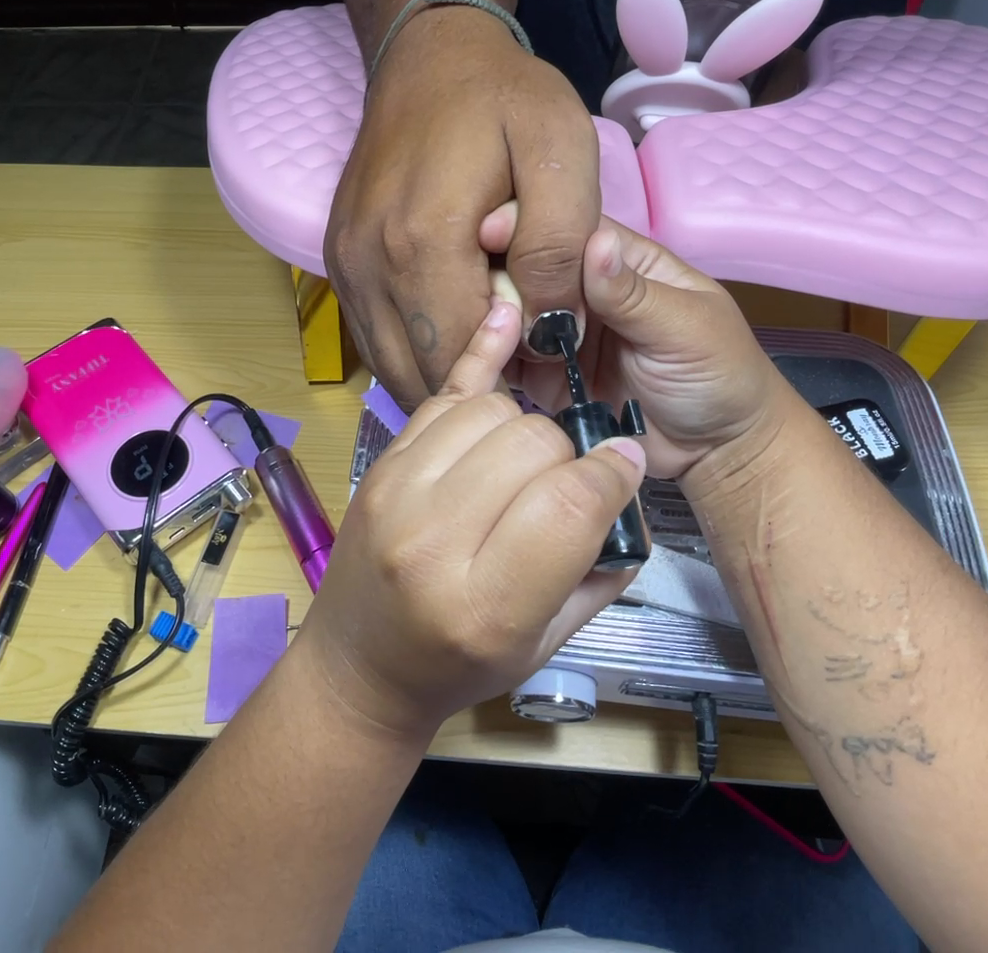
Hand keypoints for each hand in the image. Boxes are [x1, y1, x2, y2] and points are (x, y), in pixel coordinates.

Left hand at [296, 298, 647, 738]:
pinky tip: (507, 317)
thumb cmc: (457, 670)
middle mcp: (433, 544)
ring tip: (527, 457)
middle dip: (567, 453)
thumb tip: (627, 487)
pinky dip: (479, 357)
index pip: (568, 504)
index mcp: (485, 606)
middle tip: (566, 477)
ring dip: (525, 424)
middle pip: (529, 445)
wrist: (360, 670)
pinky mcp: (378, 468)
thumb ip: (598, 573)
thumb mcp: (542, 646)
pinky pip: (438, 395)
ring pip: (489, 411)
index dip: (611, 474)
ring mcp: (395, 496)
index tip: (623, 468)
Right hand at [326, 6, 598, 407]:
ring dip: (442, 376)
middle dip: (477, 384)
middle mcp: (368, 267)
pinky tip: (450, 335)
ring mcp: (345, 269)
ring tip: (490, 352)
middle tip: (523, 364)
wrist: (429, 55)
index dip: (509, 376)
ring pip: (393, 368)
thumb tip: (548, 329)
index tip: (545, 362)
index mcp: (423, 242)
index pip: (461, 356)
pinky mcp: (338, 266)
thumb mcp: (561, 149)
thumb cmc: (503, 98)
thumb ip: (560, 244)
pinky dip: (414, 356)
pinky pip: (374, 342)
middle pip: (423, 373)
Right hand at [503, 217, 792, 483]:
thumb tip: (595, 242)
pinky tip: (480, 360)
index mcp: (617, 262)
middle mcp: (578, 291)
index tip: (489, 235)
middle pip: (523, 267)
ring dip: (490, 318)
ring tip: (489, 335)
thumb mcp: (684, 327)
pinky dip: (487, 357)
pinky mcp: (542, 378)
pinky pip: (504, 360)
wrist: (715, 450)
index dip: (526, 226)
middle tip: (502, 307)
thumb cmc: (717, 375)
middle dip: (502, 277)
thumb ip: (633, 293)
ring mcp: (556, 335)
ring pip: (505, 312)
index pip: (564, 229)